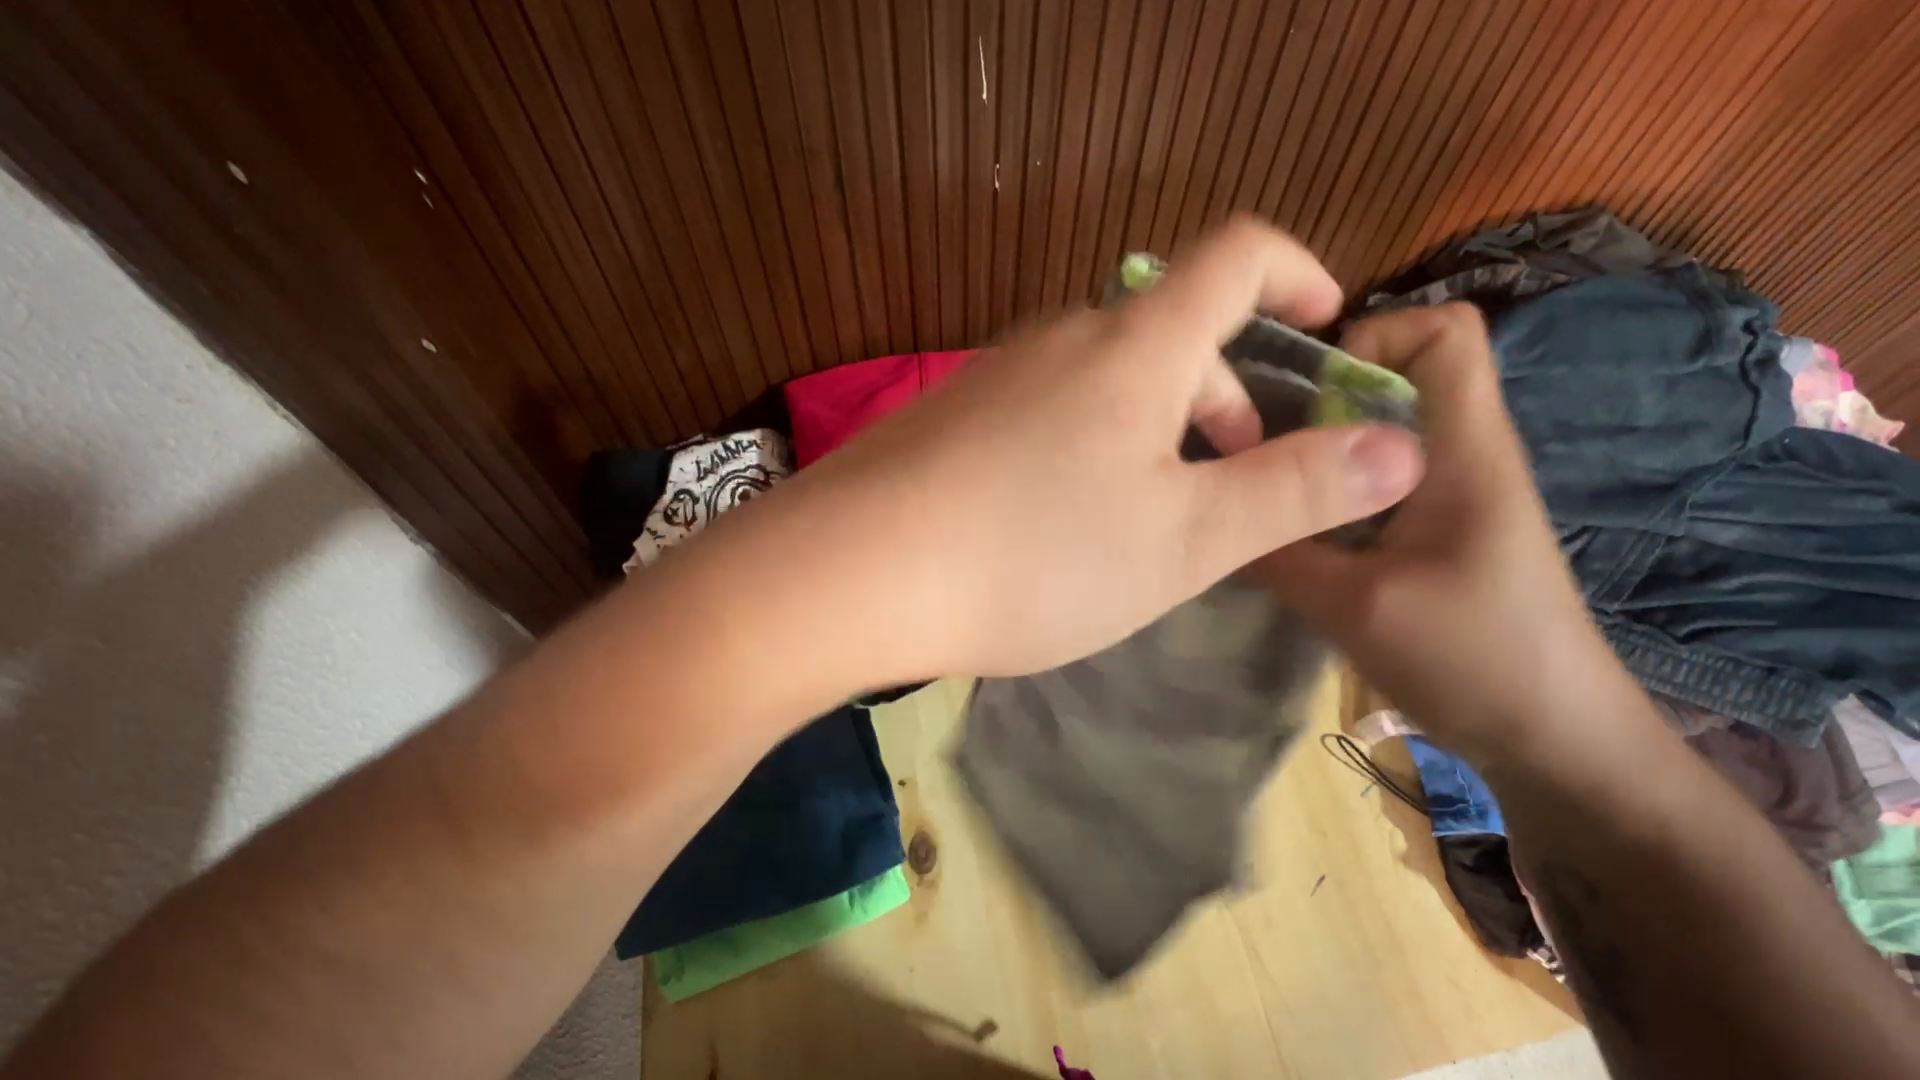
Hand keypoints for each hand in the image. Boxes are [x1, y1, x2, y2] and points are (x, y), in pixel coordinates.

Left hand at [790, 219, 1423, 679]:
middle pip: (1170, 332)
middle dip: (1225, 396)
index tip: (1328, 323)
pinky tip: (1062, 526)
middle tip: (1237, 483)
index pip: (1235, 254)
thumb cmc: (1035, 555)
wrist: (849, 575)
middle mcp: (1060, 337)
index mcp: (1134, 346)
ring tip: (1153, 521)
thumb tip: (1402, 446)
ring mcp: (994, 374)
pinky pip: (1044, 411)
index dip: (1297, 270)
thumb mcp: (1182, 539)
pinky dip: (1087, 447)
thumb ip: (1293, 490)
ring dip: (1154, 431)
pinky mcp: (946, 416)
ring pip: (1104, 379)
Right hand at [1255, 303, 1639, 764]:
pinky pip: (1371, 485)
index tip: (1306, 390)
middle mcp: (1459, 456)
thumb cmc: (1476, 658)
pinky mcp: (1434, 536)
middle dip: (1318, 396)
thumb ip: (1279, 553)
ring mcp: (1448, 498)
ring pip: (1375, 436)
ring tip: (1258, 488)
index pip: (1445, 331)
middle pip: (1395, 378)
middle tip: (1251, 444)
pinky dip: (1327, 494)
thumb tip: (1208, 515)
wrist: (1556, 742)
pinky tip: (1290, 534)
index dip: (1375, 332)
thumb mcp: (1355, 605)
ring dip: (1316, 452)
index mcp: (1464, 449)